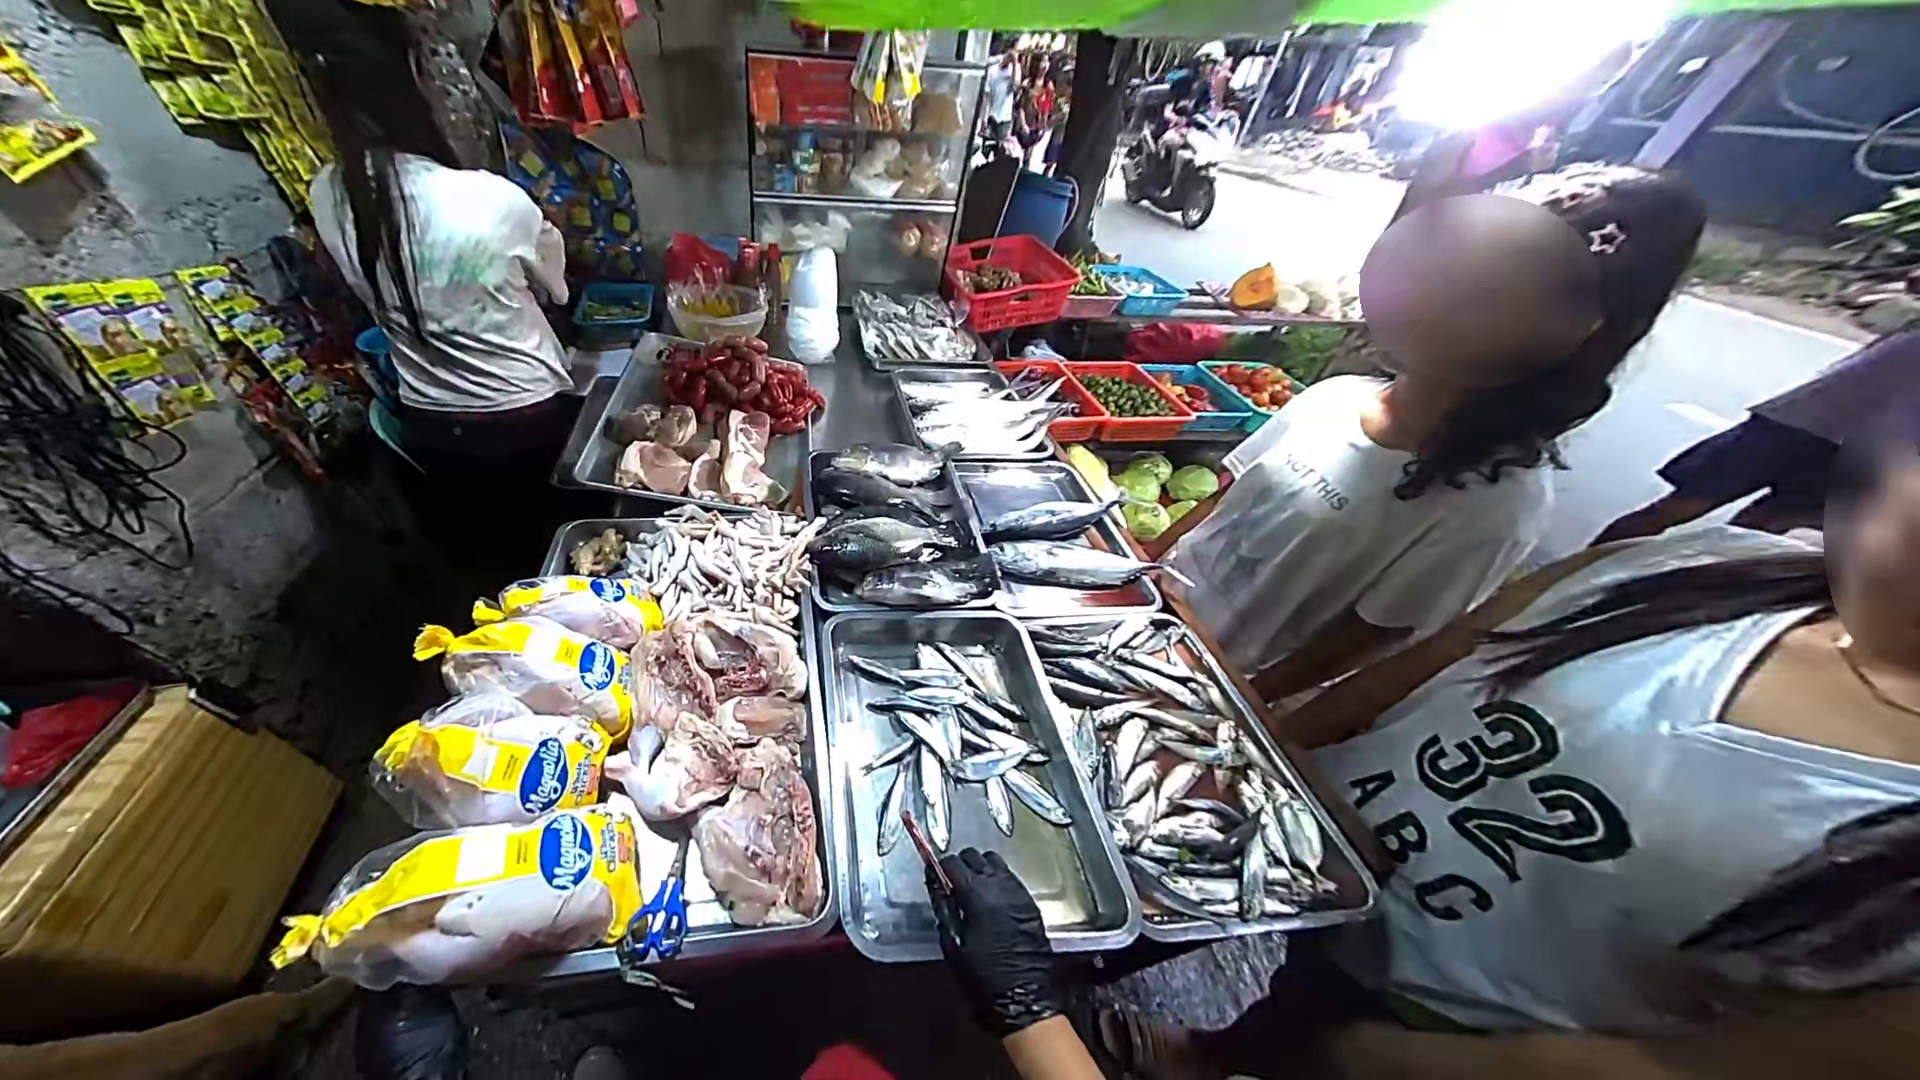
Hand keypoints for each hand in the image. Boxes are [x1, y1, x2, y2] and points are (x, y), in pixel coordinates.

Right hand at [926, 848, 1059, 1036]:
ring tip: (973, 887)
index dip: (940, 867)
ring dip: (980, 868)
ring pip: (994, 861)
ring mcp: (1016, 889)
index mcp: (976, 894)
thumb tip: (935, 883)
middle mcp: (998, 884)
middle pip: (974, 855)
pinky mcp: (1028, 899)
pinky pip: (1009, 876)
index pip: (953, 862)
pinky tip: (992, 897)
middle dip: (960, 865)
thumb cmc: (982, 976)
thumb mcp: (952, 944)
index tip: (934, 875)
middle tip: (952, 883)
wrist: (1023, 998)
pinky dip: (997, 878)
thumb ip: (943, 907)